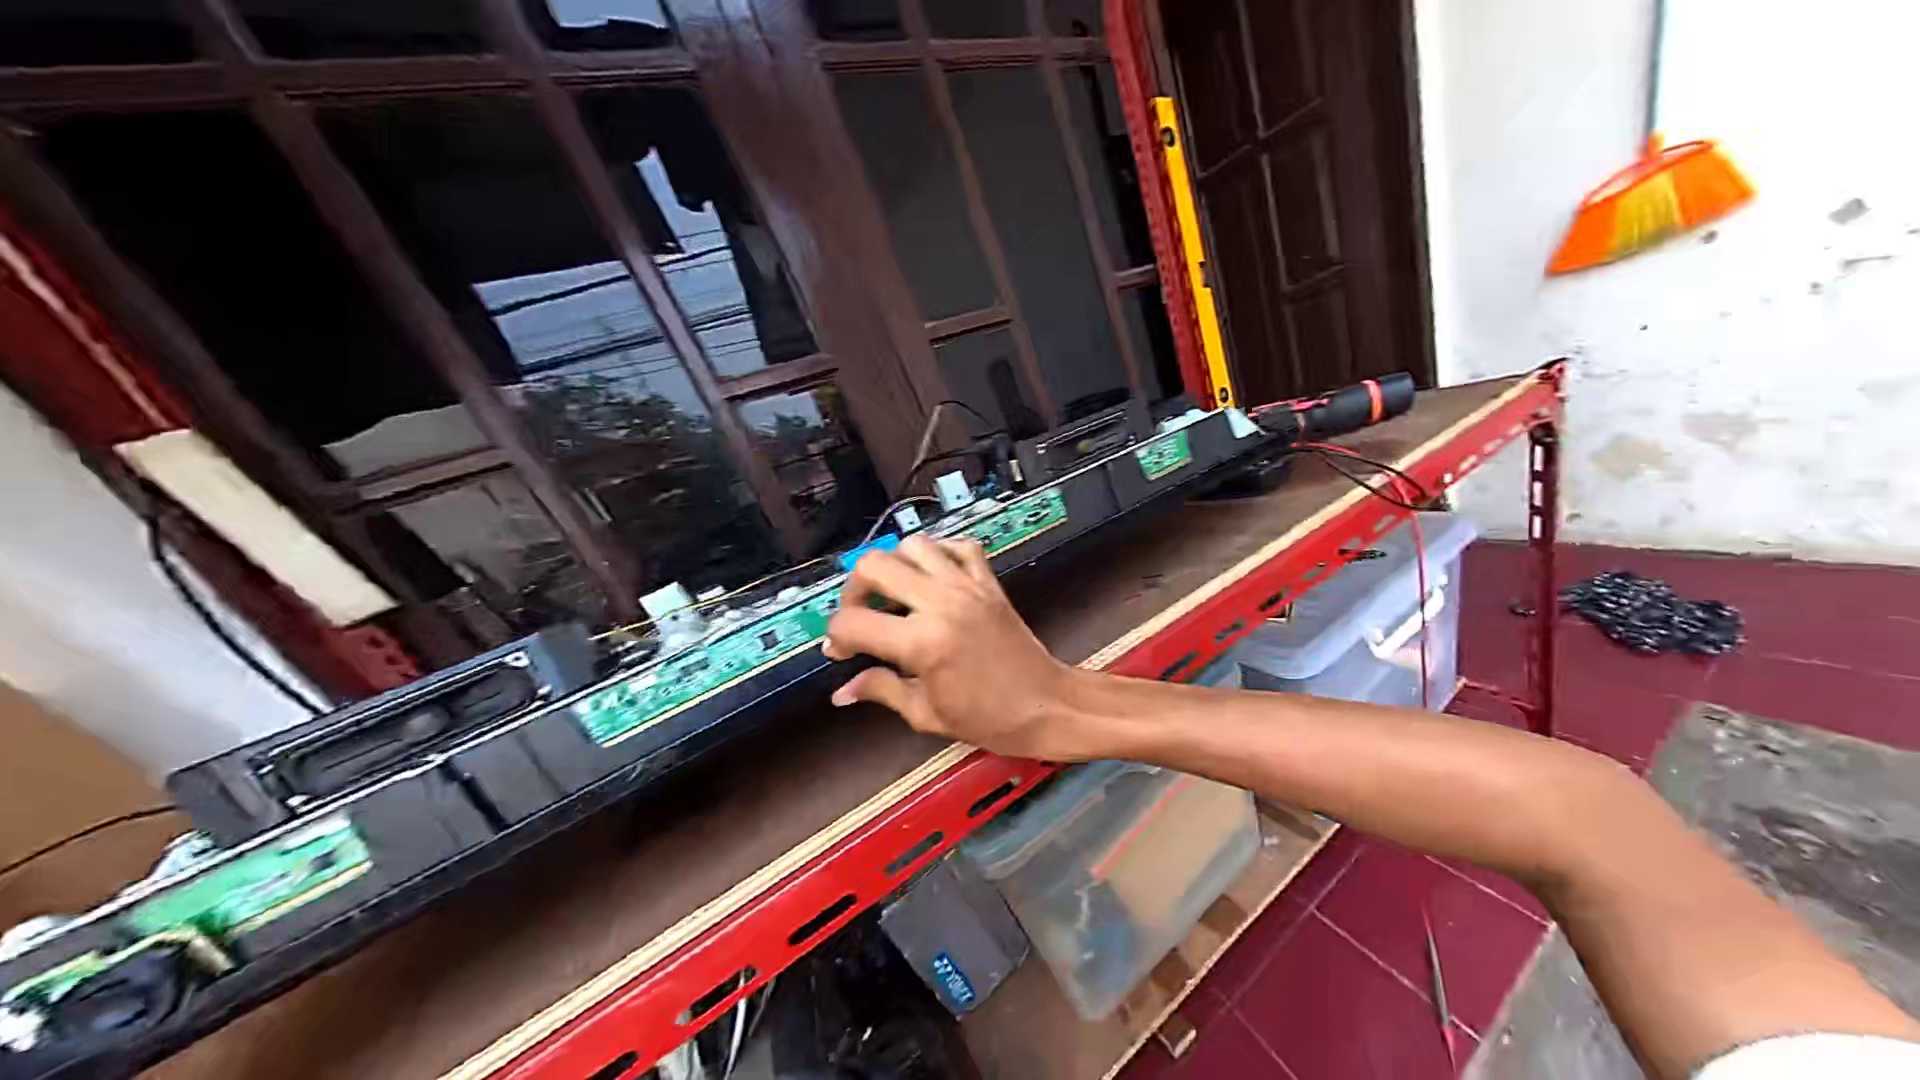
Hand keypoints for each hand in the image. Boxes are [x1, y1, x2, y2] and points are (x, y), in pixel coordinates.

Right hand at [822, 535, 1089, 760]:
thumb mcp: (926, 714)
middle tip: (860, 615)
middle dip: (853, 590)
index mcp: (922, 643)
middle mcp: (941, 604)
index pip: (853, 622)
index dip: (835, 637)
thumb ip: (880, 690)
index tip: (840, 651)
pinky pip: (958, 546)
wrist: (1048, 705)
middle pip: (873, 566)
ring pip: (912, 546)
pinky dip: (939, 553)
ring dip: (893, 565)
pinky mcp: (989, 582)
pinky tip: (932, 576)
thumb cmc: (991, 718)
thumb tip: (842, 691)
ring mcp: (967, 587)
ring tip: (893, 593)